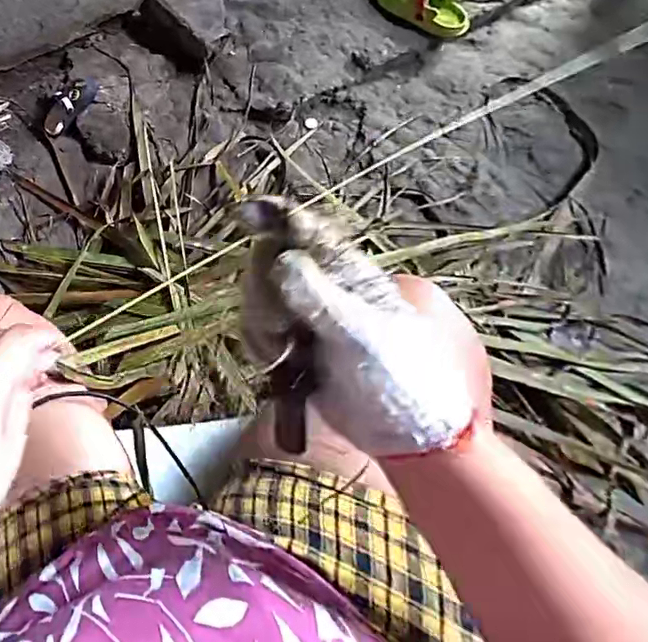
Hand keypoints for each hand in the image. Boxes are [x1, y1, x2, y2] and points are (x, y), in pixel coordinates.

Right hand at [239, 197, 477, 456]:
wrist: (403, 435)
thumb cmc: (399, 378)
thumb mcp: (362, 335)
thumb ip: (320, 297)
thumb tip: (282, 260)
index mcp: (346, 270)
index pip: (305, 229)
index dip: (274, 215)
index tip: (245, 213)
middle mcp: (321, 284)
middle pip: (268, 259)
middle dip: (264, 289)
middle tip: (282, 324)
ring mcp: (302, 312)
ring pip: (256, 294)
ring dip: (262, 322)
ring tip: (287, 351)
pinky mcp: (288, 341)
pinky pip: (253, 326)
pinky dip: (258, 343)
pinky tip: (279, 362)